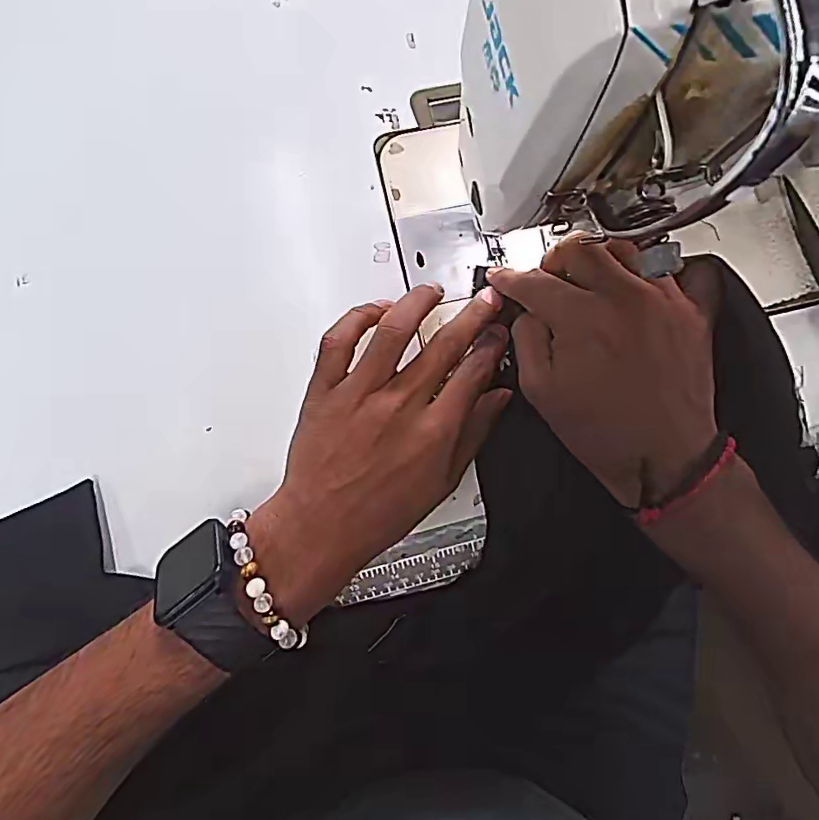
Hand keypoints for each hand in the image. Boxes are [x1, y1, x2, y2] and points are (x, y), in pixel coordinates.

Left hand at [246, 283, 513, 623]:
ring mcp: (359, 395)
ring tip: (430, 292)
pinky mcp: (325, 391)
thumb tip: (497, 401)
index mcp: (433, 431)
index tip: (496, 333)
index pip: (473, 370)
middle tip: (481, 301)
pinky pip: (339, 341)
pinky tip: (375, 310)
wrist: (321, 527)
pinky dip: (358, 318)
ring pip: (393, 330)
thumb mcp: (441, 482)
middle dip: (472, 314)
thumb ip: (473, 434)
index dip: (491, 344)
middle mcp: (398, 406)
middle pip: (444, 343)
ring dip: (417, 302)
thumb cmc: (376, 513)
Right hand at [487, 237, 717, 508]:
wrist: (665, 457)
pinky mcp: (689, 312)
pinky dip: (644, 269)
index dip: (510, 278)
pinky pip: (670, 268)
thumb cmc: (608, 433)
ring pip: (623, 248)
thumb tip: (525, 312)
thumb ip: (526, 339)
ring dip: (597, 257)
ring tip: (587, 277)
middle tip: (546, 277)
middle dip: (552, 259)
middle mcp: (623, 299)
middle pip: (578, 249)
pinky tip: (631, 286)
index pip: (535, 280)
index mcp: (581, 317)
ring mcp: (660, 301)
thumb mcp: (541, 391)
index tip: (505, 278)